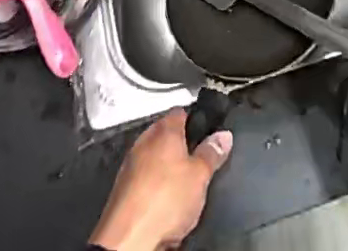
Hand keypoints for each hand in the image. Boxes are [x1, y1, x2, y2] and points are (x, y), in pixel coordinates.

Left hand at [89, 110, 232, 250]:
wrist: (130, 235)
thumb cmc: (164, 199)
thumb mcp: (200, 175)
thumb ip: (212, 153)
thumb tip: (223, 136)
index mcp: (164, 130)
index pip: (181, 112)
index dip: (195, 119)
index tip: (207, 129)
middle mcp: (145, 140)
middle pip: (167, 134)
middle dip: (182, 146)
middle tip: (199, 161)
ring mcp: (132, 162)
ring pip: (155, 156)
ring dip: (168, 166)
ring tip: (184, 185)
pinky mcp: (124, 186)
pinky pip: (145, 177)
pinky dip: (156, 184)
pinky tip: (166, 200)